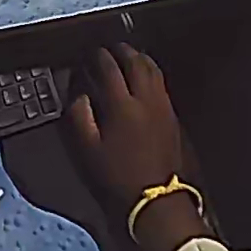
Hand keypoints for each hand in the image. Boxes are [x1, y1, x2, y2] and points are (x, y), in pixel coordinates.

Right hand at [69, 44, 209, 250]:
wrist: (157, 202)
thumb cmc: (119, 177)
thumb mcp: (88, 148)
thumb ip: (79, 115)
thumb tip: (78, 94)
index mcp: (121, 106)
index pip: (109, 68)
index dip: (98, 56)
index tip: (90, 54)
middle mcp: (145, 101)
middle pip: (135, 62)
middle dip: (121, 50)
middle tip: (109, 48)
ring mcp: (162, 108)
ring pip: (153, 70)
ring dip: (139, 58)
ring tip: (128, 55)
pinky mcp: (173, 117)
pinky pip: (162, 84)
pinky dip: (150, 72)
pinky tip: (144, 77)